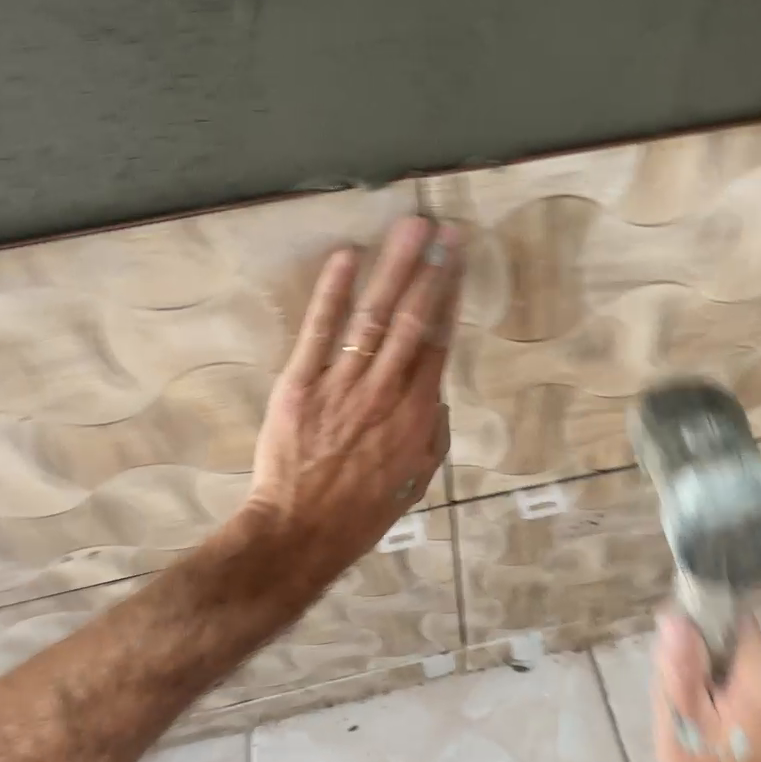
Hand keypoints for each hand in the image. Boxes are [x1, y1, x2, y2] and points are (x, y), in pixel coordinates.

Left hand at [245, 216, 461, 574]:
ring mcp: (343, 384)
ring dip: (395, 269)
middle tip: (444, 229)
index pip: (438, 342)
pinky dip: (333, 293)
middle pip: (413, 321)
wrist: (301, 532)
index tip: (459, 261)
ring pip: (374, 317)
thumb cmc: (363, 510)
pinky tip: (348, 258)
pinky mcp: (301, 384)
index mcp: (418, 414)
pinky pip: (320, 332)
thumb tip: (435, 392)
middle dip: (432, 271)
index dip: (451, 297)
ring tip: (410, 230)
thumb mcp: (418, 480)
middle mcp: (385, 391)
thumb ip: (433, 432)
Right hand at [653, 611, 760, 761]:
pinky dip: (704, 690)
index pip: (728, 615)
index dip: (695, 620)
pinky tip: (692, 718)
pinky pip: (725, 678)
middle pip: (722, 636)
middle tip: (671, 690)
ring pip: (720, 657)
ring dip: (694, 673)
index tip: (669, 647)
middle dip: (690, 653)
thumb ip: (680, 666)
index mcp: (760, 670)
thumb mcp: (683, 717)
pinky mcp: (759, 707)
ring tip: (680, 708)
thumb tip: (674, 616)